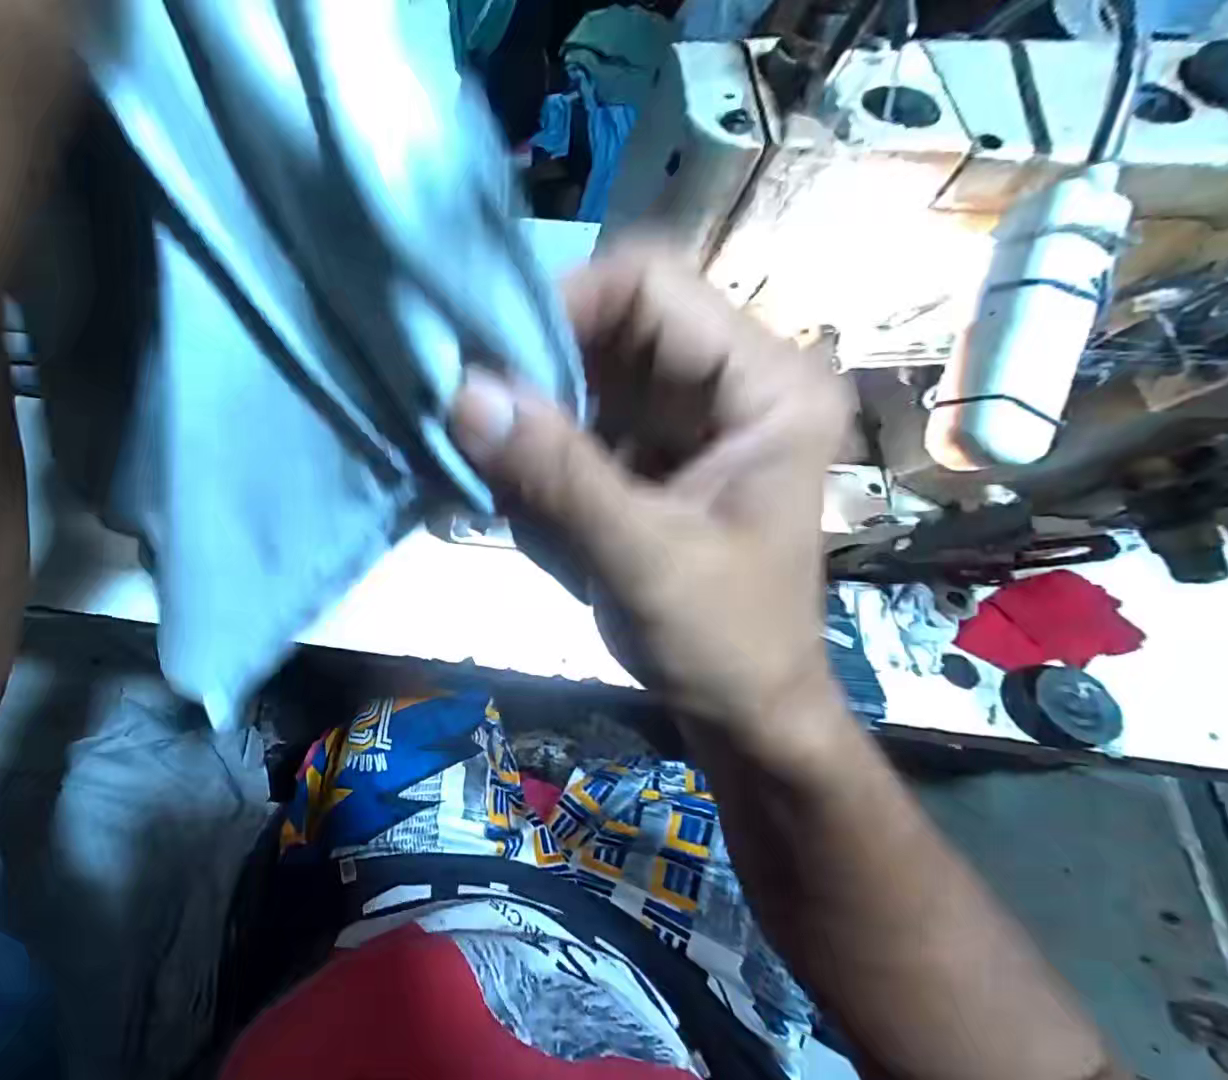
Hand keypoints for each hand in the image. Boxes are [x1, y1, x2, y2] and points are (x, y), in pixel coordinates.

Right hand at [451, 240, 851, 751]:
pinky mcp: (638, 448)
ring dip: (523, 407)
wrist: (741, 707)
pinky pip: (567, 415)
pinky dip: (528, 442)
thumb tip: (464, 396)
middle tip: (467, 408)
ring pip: (576, 368)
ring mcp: (675, 413)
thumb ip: (557, 476)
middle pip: (605, 323)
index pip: (649, 285)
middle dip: (531, 362)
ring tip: (486, 457)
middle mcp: (721, 380)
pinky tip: (509, 484)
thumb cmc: (721, 639)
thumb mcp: (641, 556)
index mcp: (763, 383)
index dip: (562, 304)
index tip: (487, 361)